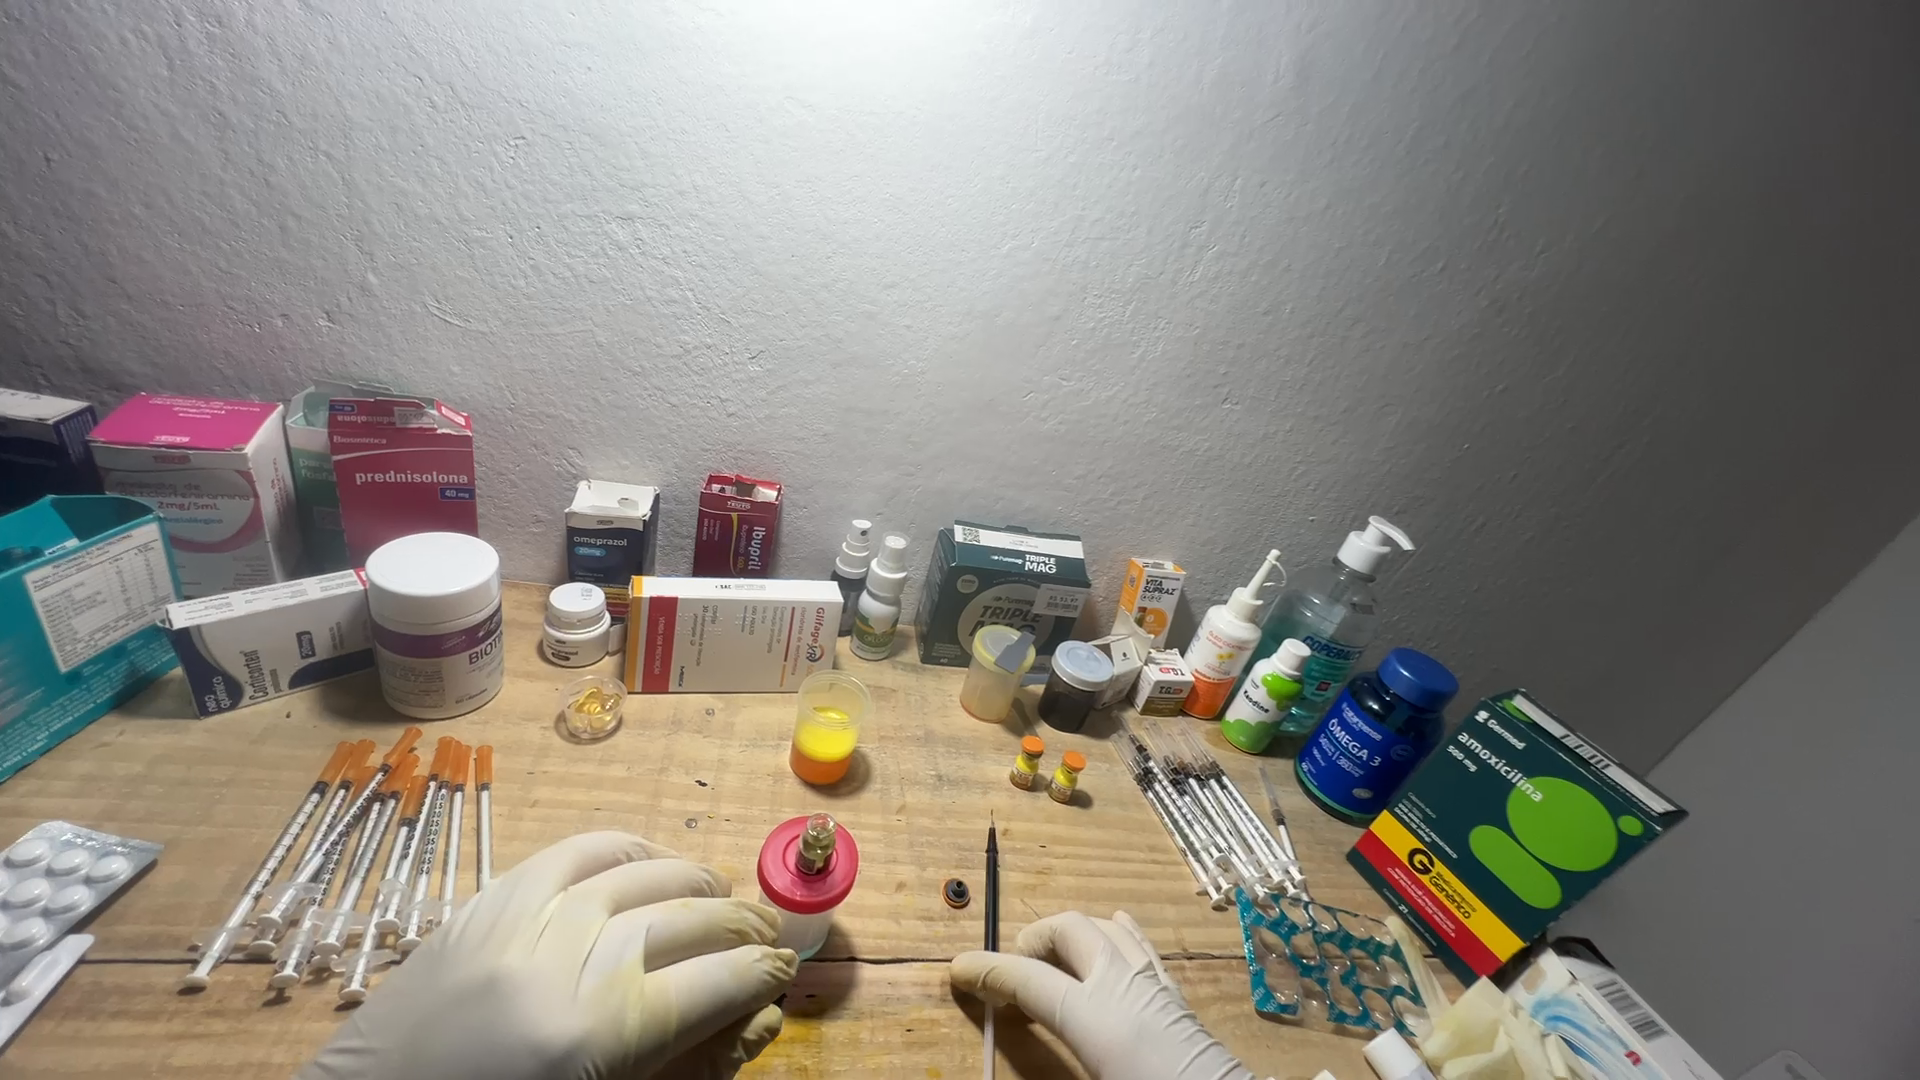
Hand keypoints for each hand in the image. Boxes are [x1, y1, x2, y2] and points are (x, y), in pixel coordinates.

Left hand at [299, 832, 798, 1079]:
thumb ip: (683, 1064)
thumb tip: (757, 1016)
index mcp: (592, 1038)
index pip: (712, 982)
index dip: (761, 973)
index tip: (782, 969)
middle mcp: (565, 966)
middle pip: (684, 920)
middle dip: (740, 926)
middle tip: (760, 935)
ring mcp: (524, 923)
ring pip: (641, 875)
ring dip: (694, 882)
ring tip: (716, 895)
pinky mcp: (491, 902)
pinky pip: (577, 852)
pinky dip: (628, 850)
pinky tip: (652, 862)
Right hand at [950, 910, 1256, 1079]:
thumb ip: (1051, 1064)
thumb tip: (1025, 1022)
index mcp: (1094, 1016)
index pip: (1027, 980)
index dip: (987, 971)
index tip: (959, 969)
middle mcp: (1121, 984)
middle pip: (1067, 929)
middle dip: (1033, 939)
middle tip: (1016, 968)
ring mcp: (1151, 982)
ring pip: (1104, 926)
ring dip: (1071, 934)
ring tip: (1055, 958)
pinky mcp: (1174, 994)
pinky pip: (1140, 944)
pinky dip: (1116, 933)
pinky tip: (1114, 933)